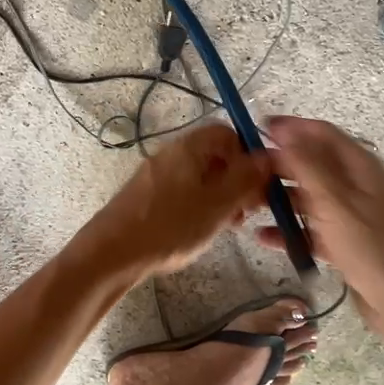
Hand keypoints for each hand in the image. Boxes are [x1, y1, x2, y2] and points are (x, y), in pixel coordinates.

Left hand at [81, 122, 272, 277]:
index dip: (248, 155)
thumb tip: (270, 156)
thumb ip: (246, 179)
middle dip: (238, 179)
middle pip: (215, 154)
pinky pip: (186, 190)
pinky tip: (205, 229)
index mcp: (189, 147)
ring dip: (222, 196)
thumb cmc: (170, 226)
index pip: (227, 133)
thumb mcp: (218, 204)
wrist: (113, 251)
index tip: (261, 185)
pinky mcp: (150, 194)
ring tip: (230, 225)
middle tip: (250, 210)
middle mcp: (172, 153)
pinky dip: (202, 205)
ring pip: (202, 176)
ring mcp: (159, 174)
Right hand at [254, 116, 383, 345]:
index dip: (289, 128)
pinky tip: (265, 238)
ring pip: (308, 196)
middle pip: (311, 164)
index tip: (255, 130)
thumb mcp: (334, 202)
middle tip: (245, 173)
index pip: (320, 133)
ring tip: (248, 205)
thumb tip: (281, 129)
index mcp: (359, 166)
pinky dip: (290, 229)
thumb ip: (306, 164)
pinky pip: (311, 228)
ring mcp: (351, 215)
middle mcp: (355, 185)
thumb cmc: (374, 248)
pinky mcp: (346, 243)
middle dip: (278, 166)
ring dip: (280, 199)